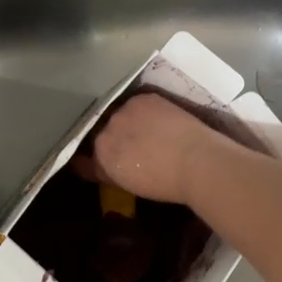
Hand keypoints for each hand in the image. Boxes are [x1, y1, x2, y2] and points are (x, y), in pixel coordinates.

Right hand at [90, 94, 232, 204]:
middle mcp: (107, 126)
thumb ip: (105, 171)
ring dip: (129, 120)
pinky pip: (137, 103)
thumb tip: (85, 164)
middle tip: (134, 144)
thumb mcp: (128, 183)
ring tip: (148, 130)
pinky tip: (158, 119)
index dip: (105, 153)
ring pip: (121, 113)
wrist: (196, 162)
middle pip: (105, 128)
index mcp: (101, 151)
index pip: (93, 150)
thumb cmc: (164, 184)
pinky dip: (144, 110)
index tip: (114, 157)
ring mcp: (126, 109)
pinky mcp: (144, 98)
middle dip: (116, 135)